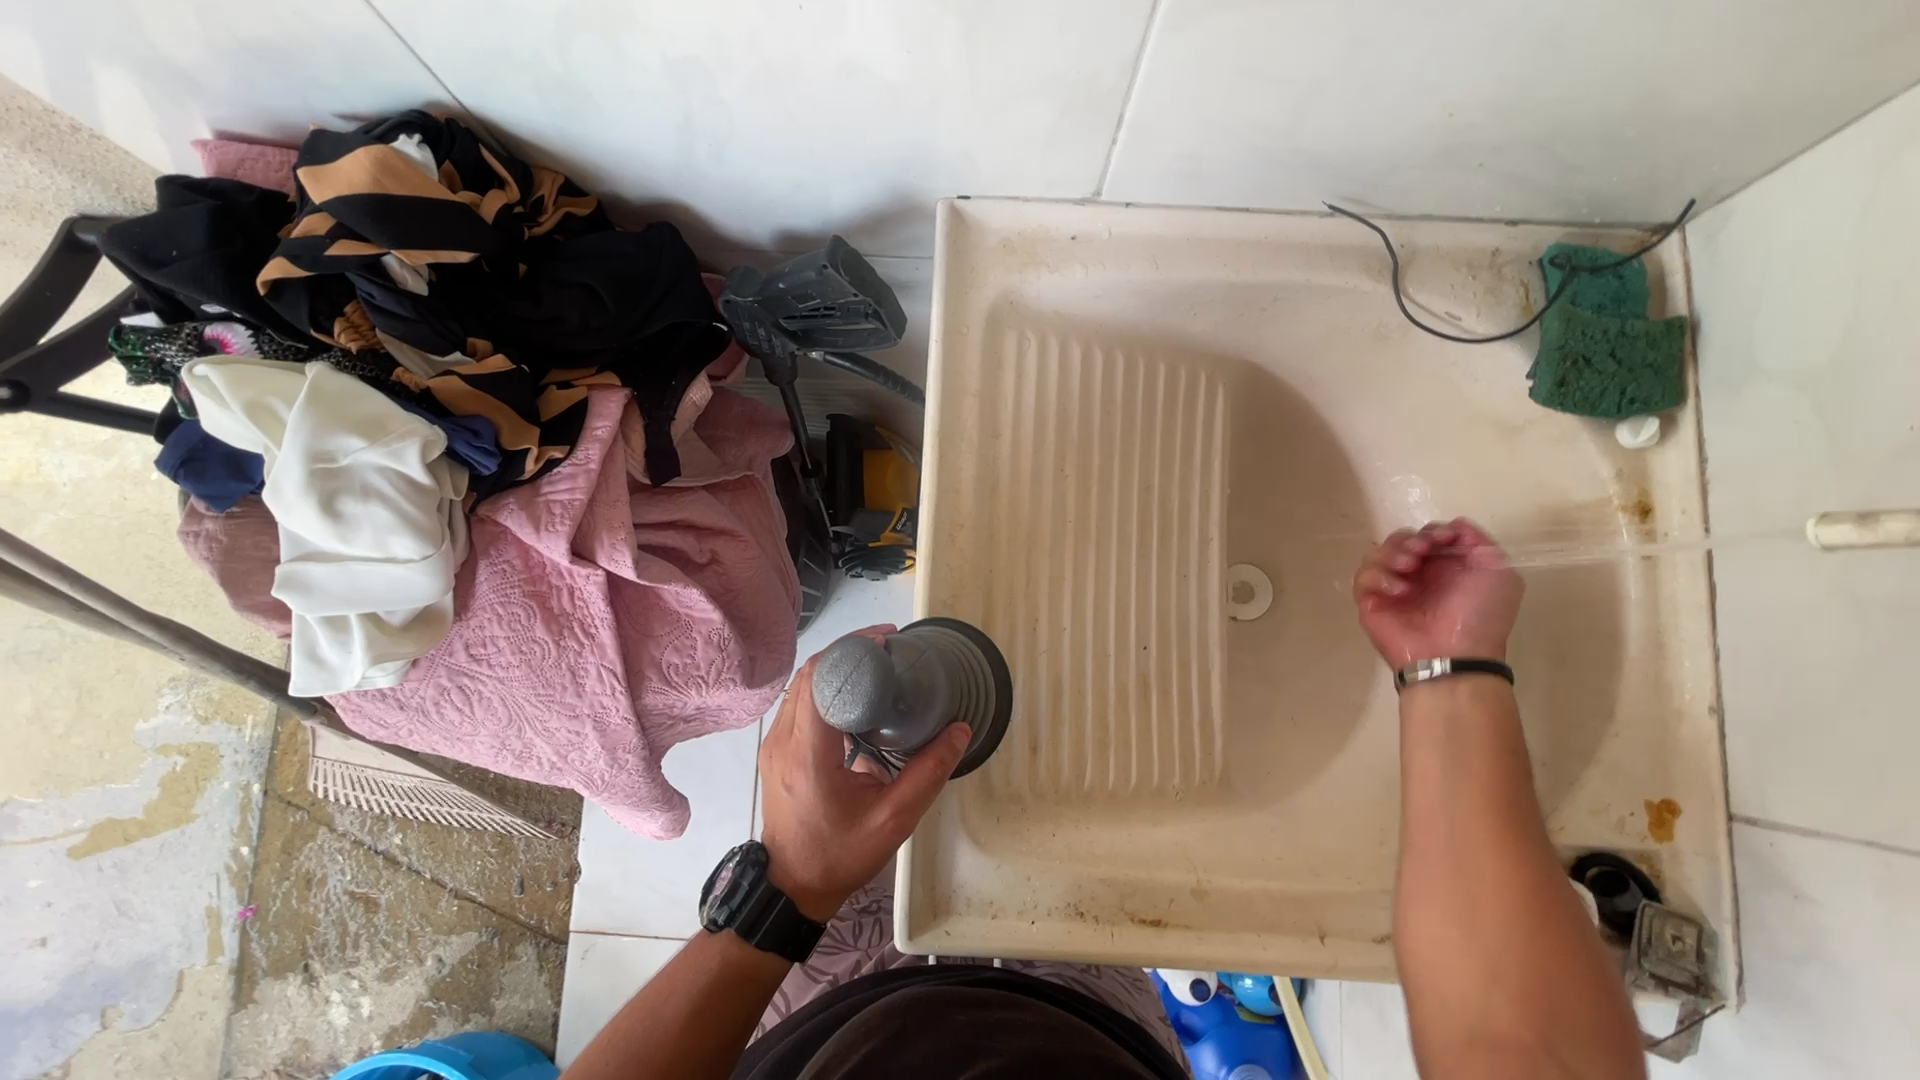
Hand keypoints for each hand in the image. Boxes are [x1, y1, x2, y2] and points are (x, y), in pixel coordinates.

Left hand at [757, 626, 972, 921]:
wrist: (792, 888)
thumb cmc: (840, 855)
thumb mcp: (894, 819)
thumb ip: (929, 772)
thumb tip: (959, 730)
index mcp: (808, 753)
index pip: (820, 678)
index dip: (852, 650)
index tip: (886, 642)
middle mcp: (783, 740)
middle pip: (809, 674)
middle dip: (848, 652)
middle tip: (888, 650)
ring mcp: (774, 745)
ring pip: (802, 687)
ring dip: (836, 669)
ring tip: (876, 666)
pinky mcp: (776, 752)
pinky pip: (799, 705)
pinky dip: (826, 691)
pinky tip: (857, 697)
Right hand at [1352, 518, 1522, 669]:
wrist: (1454, 653)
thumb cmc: (1479, 615)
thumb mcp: (1497, 572)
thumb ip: (1478, 541)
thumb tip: (1454, 524)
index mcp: (1446, 567)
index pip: (1428, 536)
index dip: (1432, 532)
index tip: (1441, 539)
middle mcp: (1417, 575)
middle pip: (1400, 539)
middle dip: (1409, 540)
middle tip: (1420, 553)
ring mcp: (1392, 588)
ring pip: (1378, 552)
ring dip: (1392, 554)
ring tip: (1408, 569)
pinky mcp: (1370, 601)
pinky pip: (1363, 576)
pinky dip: (1379, 576)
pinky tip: (1399, 591)